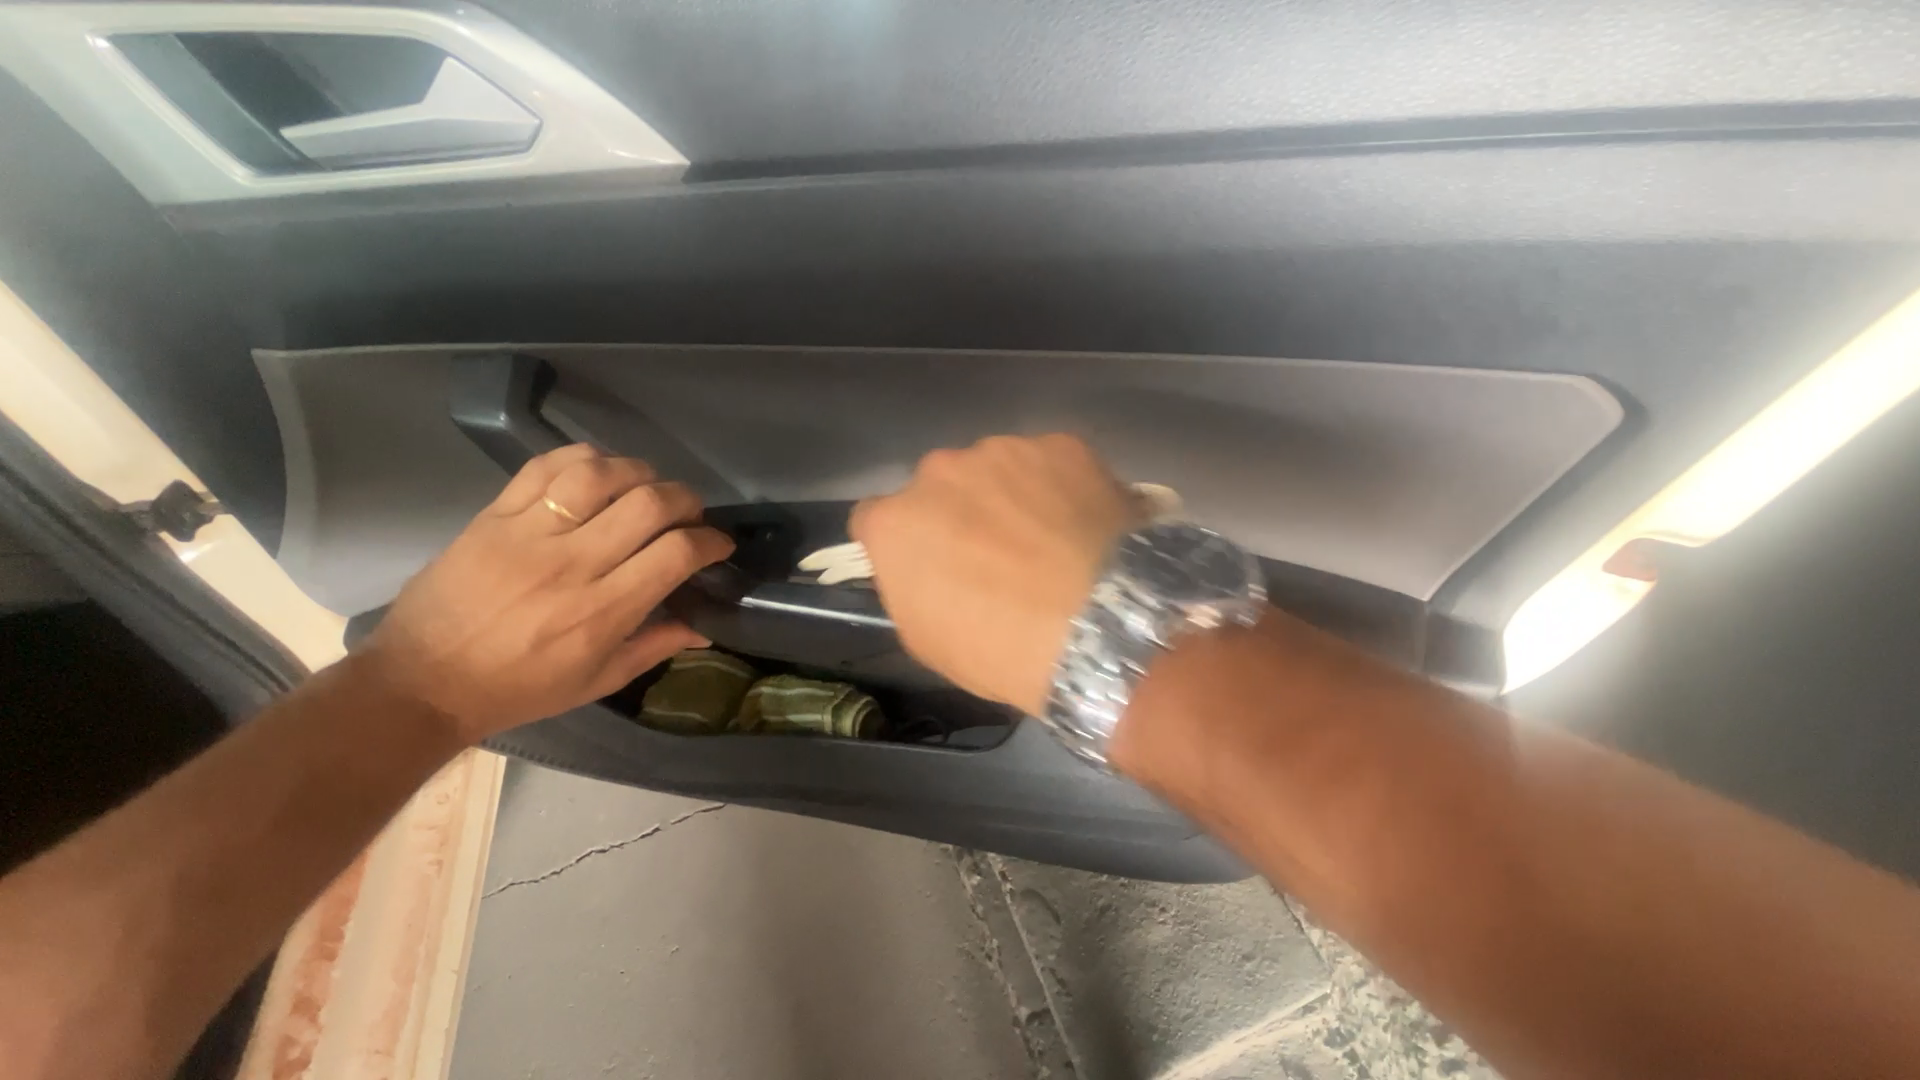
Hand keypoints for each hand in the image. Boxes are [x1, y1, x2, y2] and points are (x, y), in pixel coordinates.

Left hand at [356, 444, 734, 741]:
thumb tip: (705, 626)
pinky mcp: (494, 516)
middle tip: (688, 513)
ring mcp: (530, 534)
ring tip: (646, 486)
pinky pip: (545, 468)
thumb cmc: (520, 689)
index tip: (718, 544)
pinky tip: (598, 472)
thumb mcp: (598, 680)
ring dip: (638, 472)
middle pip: (648, 504)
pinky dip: (583, 459)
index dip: (710, 541)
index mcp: (602, 612)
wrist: (423, 681)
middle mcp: (572, 564)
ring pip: (599, 475)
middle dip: (685, 500)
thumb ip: (655, 646)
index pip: (676, 554)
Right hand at [850, 435, 1134, 715]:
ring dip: (1011, 496)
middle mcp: (940, 471)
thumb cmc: (1000, 648)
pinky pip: (1050, 464)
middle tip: (998, 556)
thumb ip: (912, 587)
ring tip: (1051, 542)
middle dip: (958, 514)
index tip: (928, 567)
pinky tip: (1085, 526)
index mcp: (896, 522)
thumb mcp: (927, 639)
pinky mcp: (1062, 445)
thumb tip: (925, 571)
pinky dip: (1061, 487)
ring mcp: (1003, 451)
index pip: (877, 519)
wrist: (1099, 625)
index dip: (902, 544)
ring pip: (996, 470)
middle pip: (939, 488)